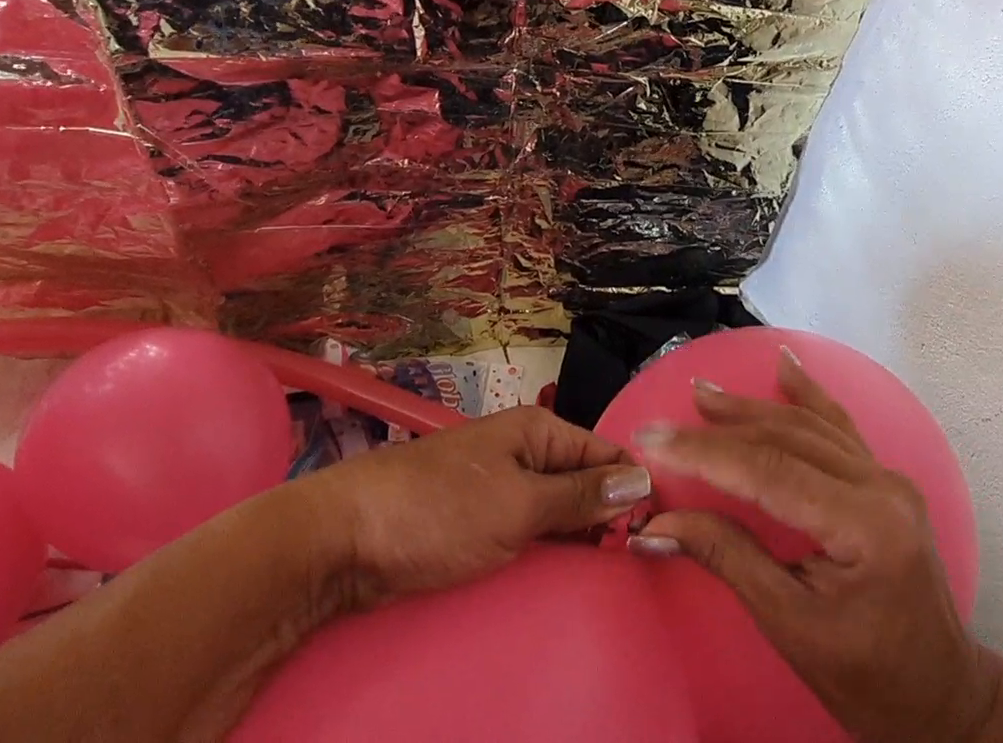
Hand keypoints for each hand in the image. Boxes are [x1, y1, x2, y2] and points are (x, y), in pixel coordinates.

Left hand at [299, 406, 650, 607]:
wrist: (342, 538)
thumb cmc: (438, 512)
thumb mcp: (519, 505)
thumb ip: (581, 496)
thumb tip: (641, 480)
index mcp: (537, 431)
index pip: (605, 453)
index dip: (634, 487)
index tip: (660, 528)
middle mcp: (521, 450)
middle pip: (584, 480)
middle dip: (610, 513)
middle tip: (637, 557)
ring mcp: (498, 485)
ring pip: (558, 507)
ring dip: (581, 533)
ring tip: (611, 570)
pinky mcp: (477, 519)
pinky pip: (528, 527)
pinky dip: (549, 545)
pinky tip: (567, 570)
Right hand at [625, 351, 997, 742]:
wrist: (939, 696)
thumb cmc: (865, 676)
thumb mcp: (789, 623)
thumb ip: (726, 557)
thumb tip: (657, 524)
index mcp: (865, 525)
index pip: (770, 472)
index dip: (705, 454)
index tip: (652, 441)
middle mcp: (883, 488)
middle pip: (789, 440)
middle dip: (722, 429)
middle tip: (665, 421)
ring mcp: (889, 481)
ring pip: (812, 427)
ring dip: (755, 407)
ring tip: (706, 393)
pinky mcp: (886, 484)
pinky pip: (840, 431)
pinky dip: (809, 397)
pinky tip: (788, 368)